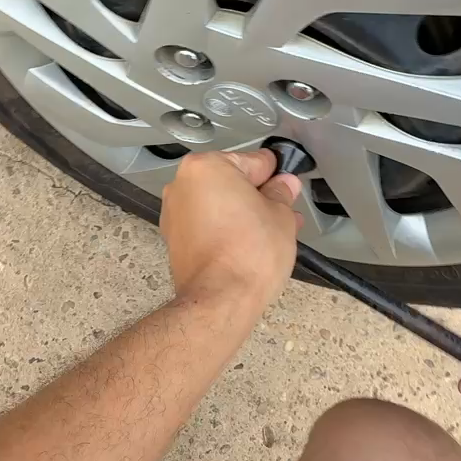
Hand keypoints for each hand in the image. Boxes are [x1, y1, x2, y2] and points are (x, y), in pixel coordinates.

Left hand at [158, 150, 302, 311]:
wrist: (220, 300)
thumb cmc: (247, 254)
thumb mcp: (280, 215)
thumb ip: (282, 193)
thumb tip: (284, 185)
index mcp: (206, 167)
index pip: (252, 160)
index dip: (274, 175)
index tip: (286, 186)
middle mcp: (182, 185)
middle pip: (230, 182)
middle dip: (257, 196)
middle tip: (283, 213)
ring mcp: (174, 213)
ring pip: (218, 205)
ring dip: (243, 214)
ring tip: (271, 234)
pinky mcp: (174, 240)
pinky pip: (206, 225)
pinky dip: (225, 230)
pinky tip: (249, 245)